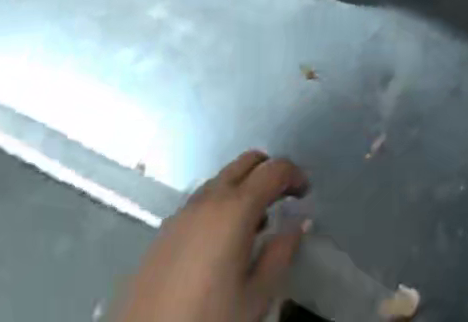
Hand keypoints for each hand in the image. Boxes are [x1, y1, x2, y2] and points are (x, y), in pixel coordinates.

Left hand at [112, 152, 308, 321]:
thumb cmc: (208, 320)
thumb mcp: (257, 295)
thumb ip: (282, 252)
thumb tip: (298, 224)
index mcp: (236, 208)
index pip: (275, 169)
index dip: (295, 175)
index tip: (305, 194)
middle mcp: (208, 200)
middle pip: (246, 161)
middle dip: (270, 171)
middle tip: (284, 198)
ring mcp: (181, 214)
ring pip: (222, 179)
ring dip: (244, 186)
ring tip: (255, 222)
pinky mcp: (162, 233)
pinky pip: (200, 201)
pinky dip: (220, 203)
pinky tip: (222, 240)